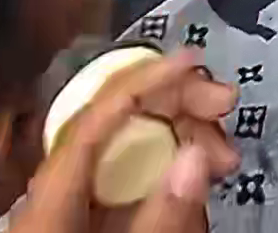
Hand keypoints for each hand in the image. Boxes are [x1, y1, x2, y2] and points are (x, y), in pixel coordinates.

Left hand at [13, 50, 240, 232]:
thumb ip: (161, 218)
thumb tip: (201, 153)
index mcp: (50, 196)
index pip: (98, 112)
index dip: (147, 77)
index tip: (195, 59)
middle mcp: (61, 187)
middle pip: (125, 116)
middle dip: (183, 102)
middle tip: (227, 105)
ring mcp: (77, 202)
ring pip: (139, 141)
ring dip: (189, 135)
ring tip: (225, 159)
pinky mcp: (94, 216)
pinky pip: (139, 172)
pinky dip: (175, 168)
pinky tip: (201, 183)